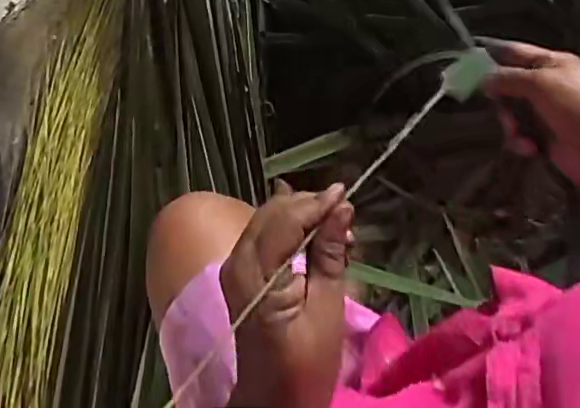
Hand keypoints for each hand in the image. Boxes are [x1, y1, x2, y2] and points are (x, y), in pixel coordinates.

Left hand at [218, 181, 353, 407]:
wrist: (273, 405)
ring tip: (338, 228)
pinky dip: (291, 230)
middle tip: (346, 214)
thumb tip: (342, 209)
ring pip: (268, 220)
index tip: (346, 193)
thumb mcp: (326, 313)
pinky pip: (265, 235)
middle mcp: (236, 258)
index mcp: (254, 271)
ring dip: (302, 217)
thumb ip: (330, 256)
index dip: (316, 203)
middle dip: (309, 207)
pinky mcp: (240, 270)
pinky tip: (316, 237)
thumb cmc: (305, 368)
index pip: (285, 219)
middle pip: (273, 214)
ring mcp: (234, 263)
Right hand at [481, 40, 579, 190]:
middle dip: (499, 97)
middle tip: (497, 107)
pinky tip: (528, 148)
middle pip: (506, 83)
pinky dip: (520, 140)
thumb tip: (482, 79)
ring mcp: (548, 112)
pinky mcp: (547, 137)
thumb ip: (506, 77)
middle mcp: (549, 84)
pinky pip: (520, 133)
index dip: (488, 55)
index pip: (512, 51)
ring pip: (510, 110)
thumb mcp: (541, 84)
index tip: (463, 64)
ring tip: (518, 134)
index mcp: (553, 63)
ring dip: (510, 123)